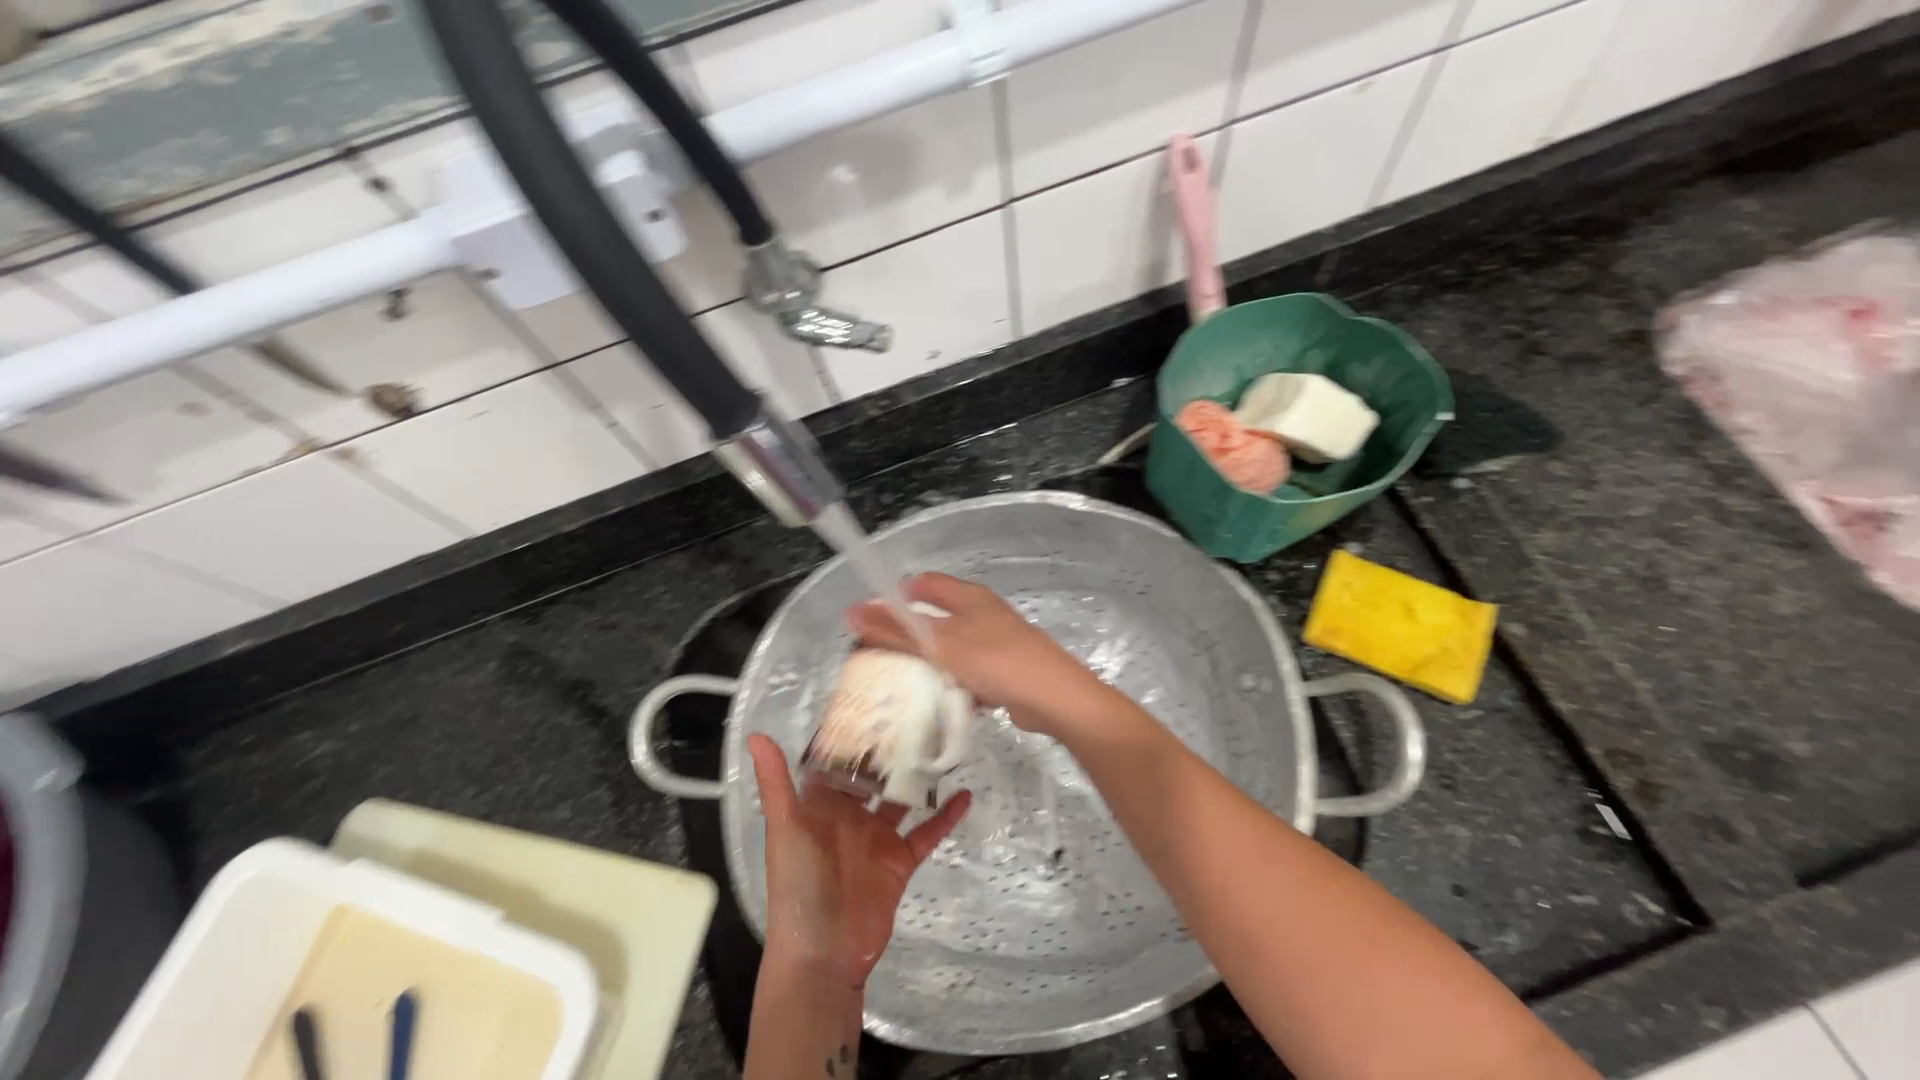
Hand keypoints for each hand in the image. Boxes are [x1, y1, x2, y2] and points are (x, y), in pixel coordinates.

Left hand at [747, 734, 970, 989]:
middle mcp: (848, 816)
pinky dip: (944, 817)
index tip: (872, 700)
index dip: (850, 734)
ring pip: (901, 799)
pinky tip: (965, 795)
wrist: (823, 954)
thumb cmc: (798, 888)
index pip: (834, 761)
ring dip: (919, 777)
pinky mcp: (899, 862)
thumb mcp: (785, 830)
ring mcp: (876, 839)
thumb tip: (756, 733)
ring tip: (944, 745)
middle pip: (872, 776)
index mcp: (817, 806)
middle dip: (890, 749)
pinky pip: (925, 833)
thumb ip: (776, 784)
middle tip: (918, 712)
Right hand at [847, 573, 1115, 737]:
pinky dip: (954, 685)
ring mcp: (996, 644)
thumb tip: (851, 611)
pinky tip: (942, 703)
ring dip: (932, 665)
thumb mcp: (940, 645)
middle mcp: (983, 614)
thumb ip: (896, 631)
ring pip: (952, 650)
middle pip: (936, 618)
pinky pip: (969, 675)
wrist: (1054, 698)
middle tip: (881, 657)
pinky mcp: (1004, 673)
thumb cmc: (996, 661)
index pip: (924, 584)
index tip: (871, 621)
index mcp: (969, 597)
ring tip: (903, 684)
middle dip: (910, 636)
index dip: (896, 596)